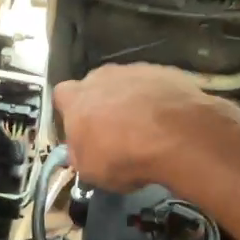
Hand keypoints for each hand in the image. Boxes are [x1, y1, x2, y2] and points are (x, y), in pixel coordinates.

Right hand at [51, 63, 239, 191]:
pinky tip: (170, 121)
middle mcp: (103, 76)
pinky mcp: (167, 72)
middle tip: (117, 130)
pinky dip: (159, 100)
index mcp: (77, 98)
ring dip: (133, 101)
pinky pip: (157, 86)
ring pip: (129, 83)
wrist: (176, 136)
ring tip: (149, 127)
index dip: (71, 111)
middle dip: (104, 103)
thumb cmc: (122, 156)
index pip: (63, 95)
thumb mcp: (89, 170)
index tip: (82, 129)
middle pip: (97, 85)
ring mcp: (137, 70)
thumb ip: (79, 154)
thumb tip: (80, 150)